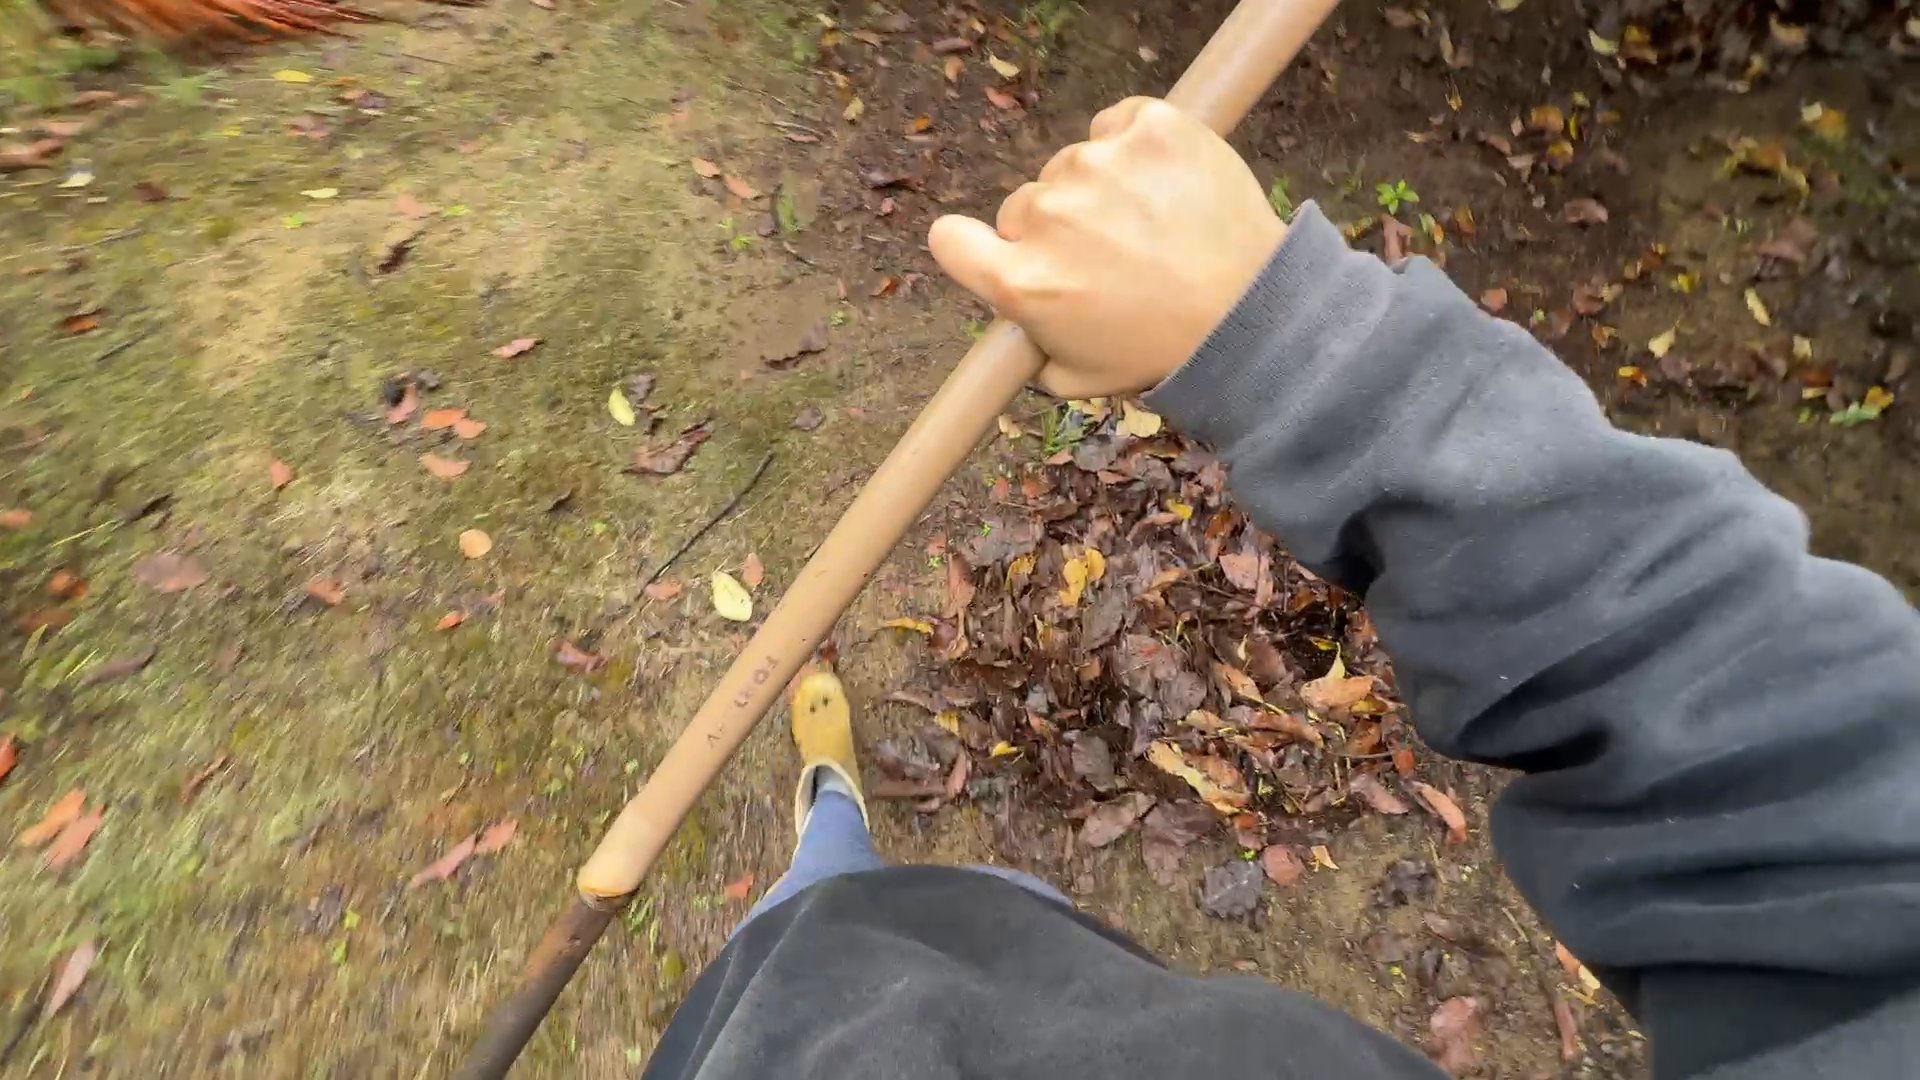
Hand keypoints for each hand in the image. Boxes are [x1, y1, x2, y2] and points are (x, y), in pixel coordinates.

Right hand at [928, 97, 1286, 397]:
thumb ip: (1028, 350)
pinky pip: (1114, 128)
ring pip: (1071, 169)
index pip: (949, 241)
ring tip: (1145, 229)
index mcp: (1021, 282)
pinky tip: (1159, 190)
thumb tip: (1017, 323)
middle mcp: (1047, 217)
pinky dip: (1130, 151)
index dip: (967, 247)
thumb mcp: (1073, 379)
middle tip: (1103, 260)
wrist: (1248, 310)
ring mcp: (1097, 163)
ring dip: (1096, 193)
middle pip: (1022, 208)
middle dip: (1051, 232)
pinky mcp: (1147, 125)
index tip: (992, 253)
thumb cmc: (1156, 352)